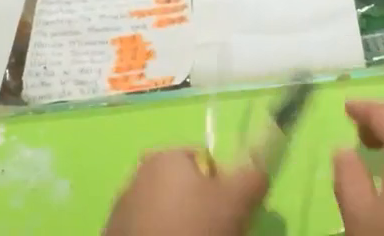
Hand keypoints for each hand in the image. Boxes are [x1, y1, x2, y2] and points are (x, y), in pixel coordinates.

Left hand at [104, 149, 268, 235]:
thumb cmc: (194, 228)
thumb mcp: (237, 200)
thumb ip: (254, 174)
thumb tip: (263, 159)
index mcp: (163, 156)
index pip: (205, 164)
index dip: (222, 190)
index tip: (226, 215)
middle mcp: (137, 175)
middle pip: (185, 189)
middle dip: (201, 209)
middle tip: (213, 232)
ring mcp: (120, 210)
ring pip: (165, 214)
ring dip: (179, 226)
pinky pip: (148, 231)